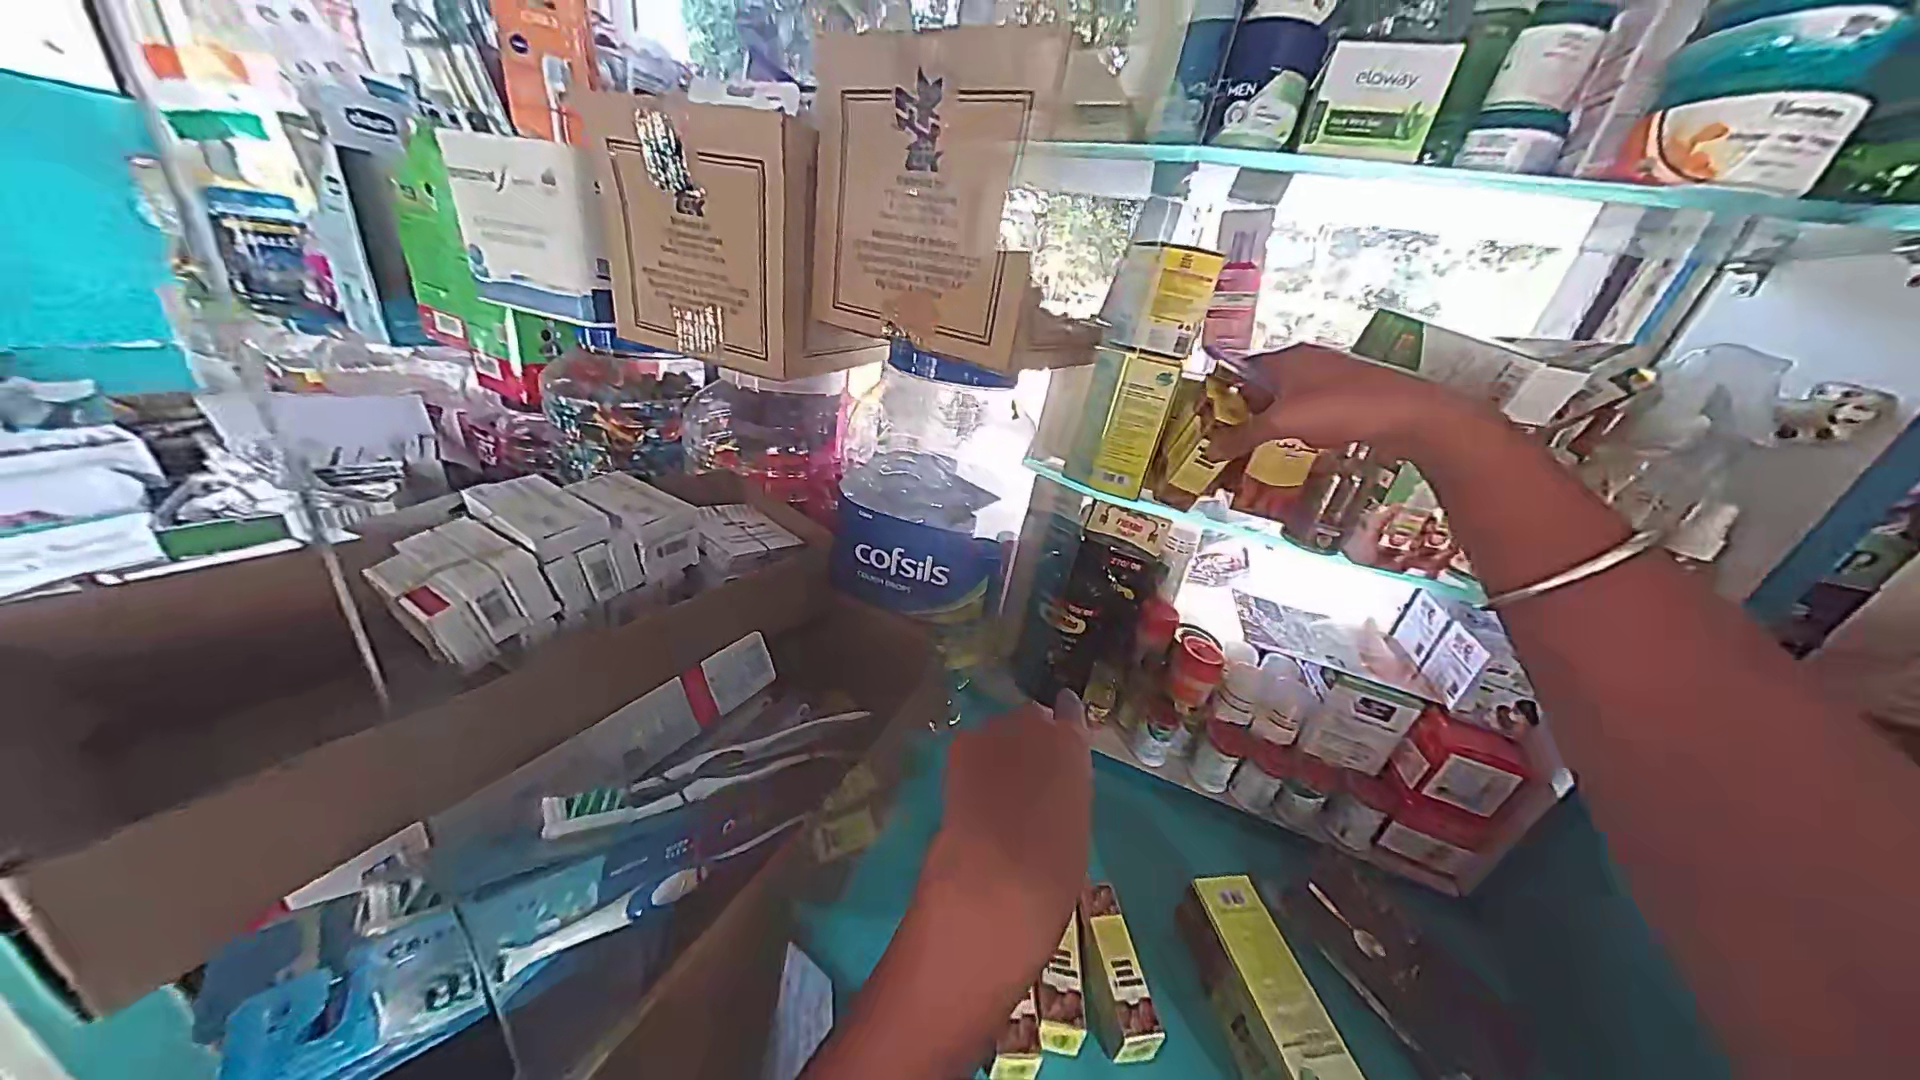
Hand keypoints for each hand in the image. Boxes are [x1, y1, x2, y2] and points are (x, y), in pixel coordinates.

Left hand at [916, 691, 1090, 998]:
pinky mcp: (960, 746)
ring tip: (992, 788)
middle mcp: (1034, 723)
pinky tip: (969, 793)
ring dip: (998, 750)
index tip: (1058, 737)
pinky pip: (971, 747)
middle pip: (1031, 717)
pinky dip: (971, 764)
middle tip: (1024, 774)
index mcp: (1072, 742)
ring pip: (998, 731)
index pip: (1070, 709)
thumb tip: (1051, 784)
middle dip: (1028, 738)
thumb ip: (1066, 784)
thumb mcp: (1076, 816)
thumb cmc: (1054, 864)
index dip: (1062, 724)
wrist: (998, 875)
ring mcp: (993, 730)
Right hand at [1208, 344, 1507, 467]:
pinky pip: (1308, 408)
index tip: (1210, 417)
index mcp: (1287, 357)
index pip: (1241, 369)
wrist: (1408, 416)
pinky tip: (1293, 444)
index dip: (1224, 393)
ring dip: (1271, 420)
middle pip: (1263, 385)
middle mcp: (1307, 361)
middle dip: (1246, 411)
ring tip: (1257, 444)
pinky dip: (1295, 425)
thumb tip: (1211, 448)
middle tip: (1230, 437)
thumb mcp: (1281, 424)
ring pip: (1286, 398)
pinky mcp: (1348, 394)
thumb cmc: (1341, 408)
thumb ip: (1242, 436)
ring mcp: (1330, 377)